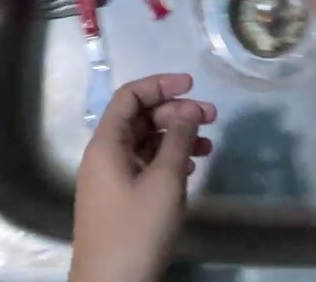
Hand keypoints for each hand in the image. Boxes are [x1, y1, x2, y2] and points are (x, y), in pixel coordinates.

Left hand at [71, 73, 216, 281]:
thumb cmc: (136, 231)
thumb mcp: (164, 181)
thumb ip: (178, 139)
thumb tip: (188, 110)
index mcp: (106, 143)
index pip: (130, 96)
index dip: (160, 84)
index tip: (192, 85)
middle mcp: (104, 156)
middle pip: (141, 118)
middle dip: (176, 113)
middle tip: (212, 118)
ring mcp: (110, 180)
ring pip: (145, 143)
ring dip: (176, 138)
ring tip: (208, 146)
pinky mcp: (119, 201)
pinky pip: (144, 166)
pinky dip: (168, 161)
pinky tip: (190, 169)